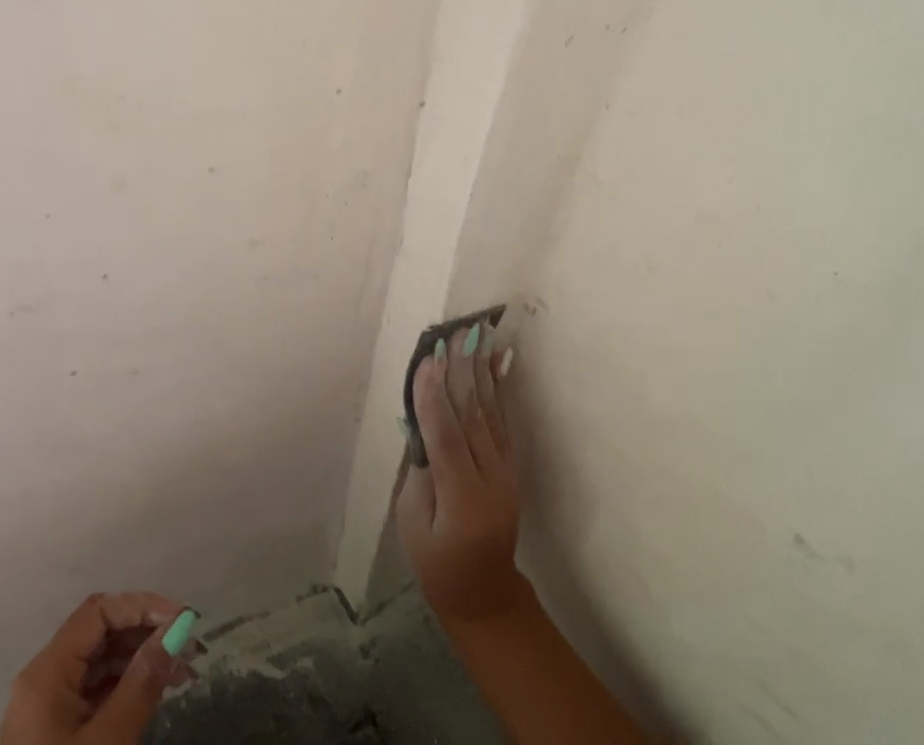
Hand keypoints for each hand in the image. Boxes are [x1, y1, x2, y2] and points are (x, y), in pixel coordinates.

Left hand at [0, 592, 196, 744]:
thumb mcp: (109, 740)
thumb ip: (141, 684)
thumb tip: (174, 632)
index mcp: (47, 672)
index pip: (97, 613)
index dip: (142, 606)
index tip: (183, 620)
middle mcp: (45, 677)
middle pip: (100, 633)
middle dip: (147, 632)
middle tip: (193, 646)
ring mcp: (51, 703)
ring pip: (101, 660)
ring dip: (143, 658)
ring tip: (187, 671)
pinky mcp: (60, 726)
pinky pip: (97, 688)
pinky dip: (130, 683)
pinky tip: (161, 690)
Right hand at [395, 323, 527, 624]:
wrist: (483, 590)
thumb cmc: (436, 561)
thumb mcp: (412, 523)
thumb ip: (419, 473)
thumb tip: (422, 426)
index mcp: (462, 497)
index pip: (446, 436)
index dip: (433, 396)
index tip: (426, 359)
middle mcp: (491, 478)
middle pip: (473, 416)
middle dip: (461, 371)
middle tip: (455, 333)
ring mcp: (506, 471)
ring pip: (491, 413)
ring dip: (480, 370)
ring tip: (476, 336)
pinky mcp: (510, 466)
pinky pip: (502, 421)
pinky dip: (498, 388)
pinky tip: (497, 363)